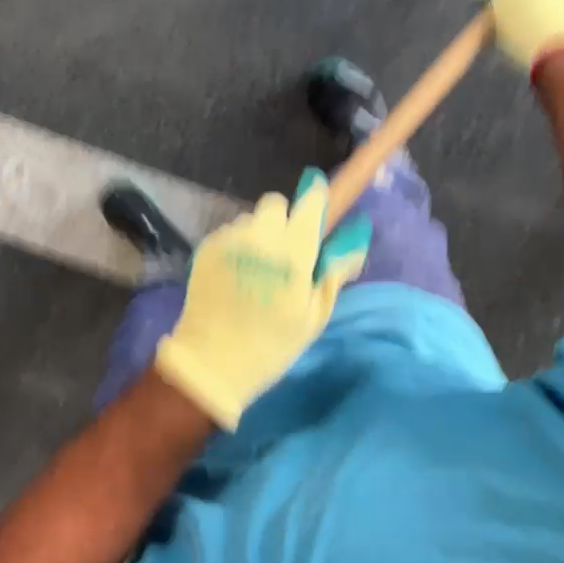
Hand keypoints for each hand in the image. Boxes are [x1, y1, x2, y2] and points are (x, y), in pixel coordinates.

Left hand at [154, 169, 371, 428]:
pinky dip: (236, 246)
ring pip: (251, 219)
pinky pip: (230, 232)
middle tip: (284, 252)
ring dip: (258, 234)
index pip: (310, 204)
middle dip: (284, 221)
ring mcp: (230, 239)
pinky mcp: (207, 247)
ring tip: (257, 268)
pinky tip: (236, 275)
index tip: (317, 209)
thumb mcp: (314, 316)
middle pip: (276, 204)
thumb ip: (334, 272)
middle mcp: (260, 236)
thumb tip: (356, 239)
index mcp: (293, 252)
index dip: (315, 201)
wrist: (213, 361)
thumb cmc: (272, 345)